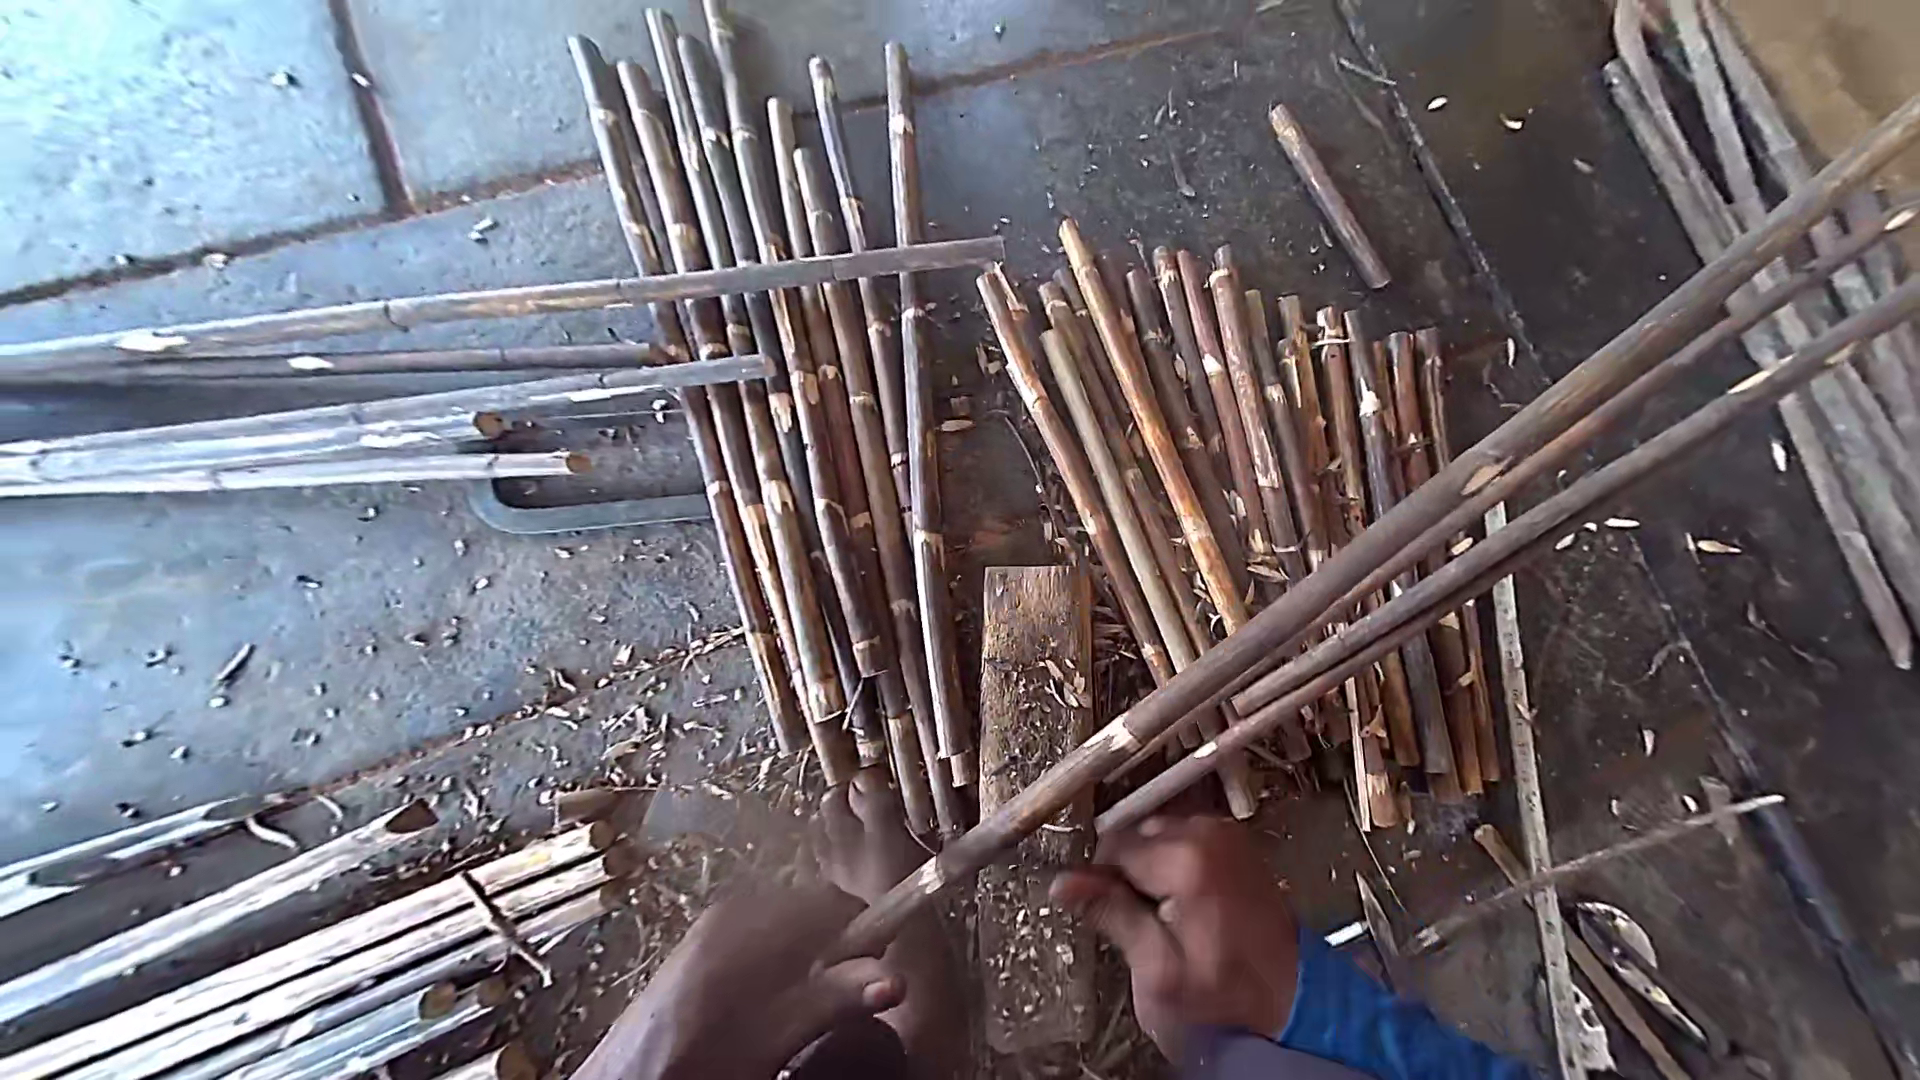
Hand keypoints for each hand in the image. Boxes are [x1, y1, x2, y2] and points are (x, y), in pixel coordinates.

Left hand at [571, 874, 903, 1079]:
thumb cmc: (697, 1069)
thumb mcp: (769, 1044)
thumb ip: (831, 1004)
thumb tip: (894, 980)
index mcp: (748, 924)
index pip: (830, 903)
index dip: (862, 929)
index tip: (878, 964)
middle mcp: (733, 908)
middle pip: (812, 904)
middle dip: (837, 939)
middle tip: (844, 989)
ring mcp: (717, 919)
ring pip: (790, 915)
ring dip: (812, 946)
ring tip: (808, 996)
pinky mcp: (706, 934)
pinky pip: (765, 926)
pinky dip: (784, 951)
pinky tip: (774, 992)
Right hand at [1051, 814, 1299, 1059]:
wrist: (1294, 1005)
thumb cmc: (1228, 997)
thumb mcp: (1157, 969)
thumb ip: (1110, 914)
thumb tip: (1064, 883)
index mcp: (1184, 860)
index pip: (1112, 846)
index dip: (1102, 878)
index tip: (1110, 909)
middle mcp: (1206, 833)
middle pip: (1134, 834)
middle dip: (1128, 870)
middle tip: (1144, 916)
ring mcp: (1224, 833)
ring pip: (1155, 831)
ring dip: (1150, 862)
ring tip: (1168, 909)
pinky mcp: (1235, 840)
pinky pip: (1183, 834)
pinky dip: (1174, 858)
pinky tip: (1187, 897)